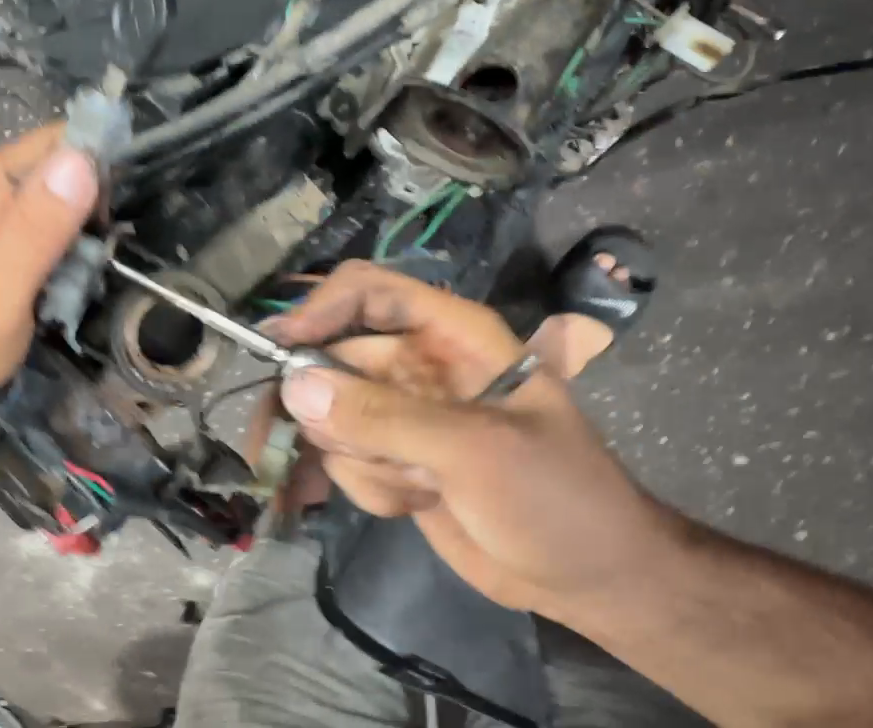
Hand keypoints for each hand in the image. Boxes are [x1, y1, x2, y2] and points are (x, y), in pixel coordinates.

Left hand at [0, 125, 98, 400]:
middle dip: (92, 201)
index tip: (111, 220)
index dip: (102, 170)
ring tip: (77, 272)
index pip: (69, 139)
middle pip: (63, 162)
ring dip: (77, 225)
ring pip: (53, 190)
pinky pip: (38, 213)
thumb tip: (82, 160)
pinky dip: (57, 239)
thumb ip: (39, 226)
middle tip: (95, 256)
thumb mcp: (1, 290)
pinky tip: (54, 274)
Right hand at [267, 261, 688, 621]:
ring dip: (358, 457)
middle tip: (317, 445)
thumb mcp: (476, 450)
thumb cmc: (557, 499)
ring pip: (328, 414)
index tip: (280, 349)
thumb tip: (294, 388)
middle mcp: (416, 363)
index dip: (319, 308)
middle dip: (325, 407)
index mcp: (450, 334)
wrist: (592, 583)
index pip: (367, 291)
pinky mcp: (390, 456)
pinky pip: (342, 458)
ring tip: (414, 485)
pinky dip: (367, 486)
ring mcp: (400, 412)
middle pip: (330, 356)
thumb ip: (383, 417)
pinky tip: (414, 504)